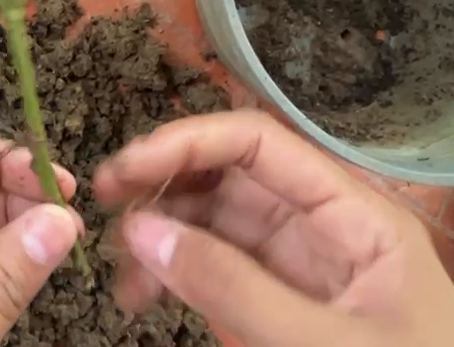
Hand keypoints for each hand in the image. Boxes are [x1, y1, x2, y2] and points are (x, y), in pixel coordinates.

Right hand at [93, 112, 453, 346]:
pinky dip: (176, 276)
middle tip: (103, 207)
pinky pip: (218, 271)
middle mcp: (320, 226)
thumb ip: (232, 288)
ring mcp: (299, 269)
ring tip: (119, 274)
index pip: (256, 143)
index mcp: (350, 214)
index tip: (127, 169)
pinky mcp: (283, 309)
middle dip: (164, 185)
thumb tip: (139, 227)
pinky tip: (140, 296)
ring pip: (213, 222)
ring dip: (162, 234)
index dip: (187, 142)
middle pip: (227, 177)